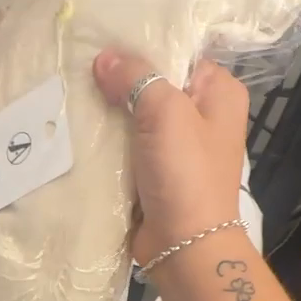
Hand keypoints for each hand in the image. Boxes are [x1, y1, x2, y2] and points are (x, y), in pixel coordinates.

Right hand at [92, 49, 251, 269]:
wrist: (184, 246)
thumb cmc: (185, 175)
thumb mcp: (165, 113)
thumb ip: (136, 78)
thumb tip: (104, 59)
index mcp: (220, 94)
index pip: (179, 56)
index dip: (143, 54)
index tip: (106, 58)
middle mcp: (203, 119)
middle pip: (155, 90)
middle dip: (122, 90)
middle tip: (86, 85)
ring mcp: (179, 153)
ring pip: (138, 124)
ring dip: (112, 123)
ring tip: (81, 112)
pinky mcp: (157, 179)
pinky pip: (130, 155)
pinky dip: (111, 153)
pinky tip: (87, 145)